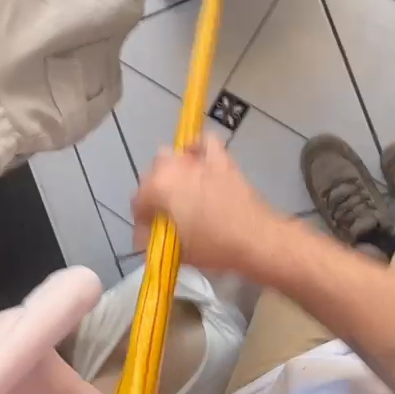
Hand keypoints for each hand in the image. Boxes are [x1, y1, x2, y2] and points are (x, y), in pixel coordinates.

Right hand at [130, 135, 290, 273]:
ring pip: (170, 156)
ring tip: (179, 189)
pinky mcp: (220, 160)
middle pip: (151, 175)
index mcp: (158, 189)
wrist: (256, 239)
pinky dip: (197, 148)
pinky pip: (203, 142)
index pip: (138, 200)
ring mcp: (197, 161)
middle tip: (165, 214)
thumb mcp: (178, 251)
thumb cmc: (214, 246)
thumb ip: (156, 241)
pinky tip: (197, 162)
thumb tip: (147, 238)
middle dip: (154, 193)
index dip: (141, 219)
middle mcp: (172, 169)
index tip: (149, 234)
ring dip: (169, 171)